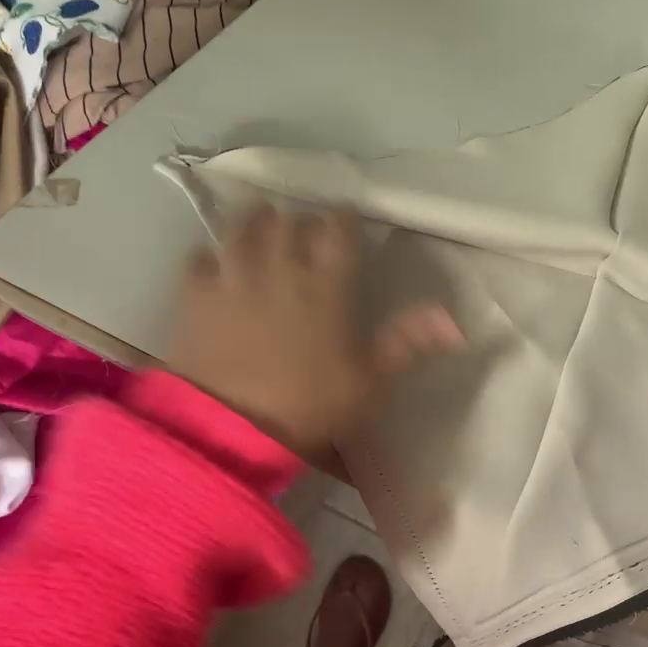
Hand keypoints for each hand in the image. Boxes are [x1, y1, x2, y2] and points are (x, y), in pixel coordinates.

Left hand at [168, 206, 464, 452]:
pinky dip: (210, 257)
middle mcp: (279, 268)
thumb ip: (408, 343)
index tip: (347, 219)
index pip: (338, 231)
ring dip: (256, 222)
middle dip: (301, 219)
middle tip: (308, 230)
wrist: (230, 427)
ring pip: (243, 228)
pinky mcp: (193, 295)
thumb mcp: (371, 382)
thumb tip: (454, 320)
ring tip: (263, 227)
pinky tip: (215, 265)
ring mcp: (232, 277)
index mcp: (327, 285)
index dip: (344, 219)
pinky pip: (199, 258)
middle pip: (289, 221)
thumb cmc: (310, 406)